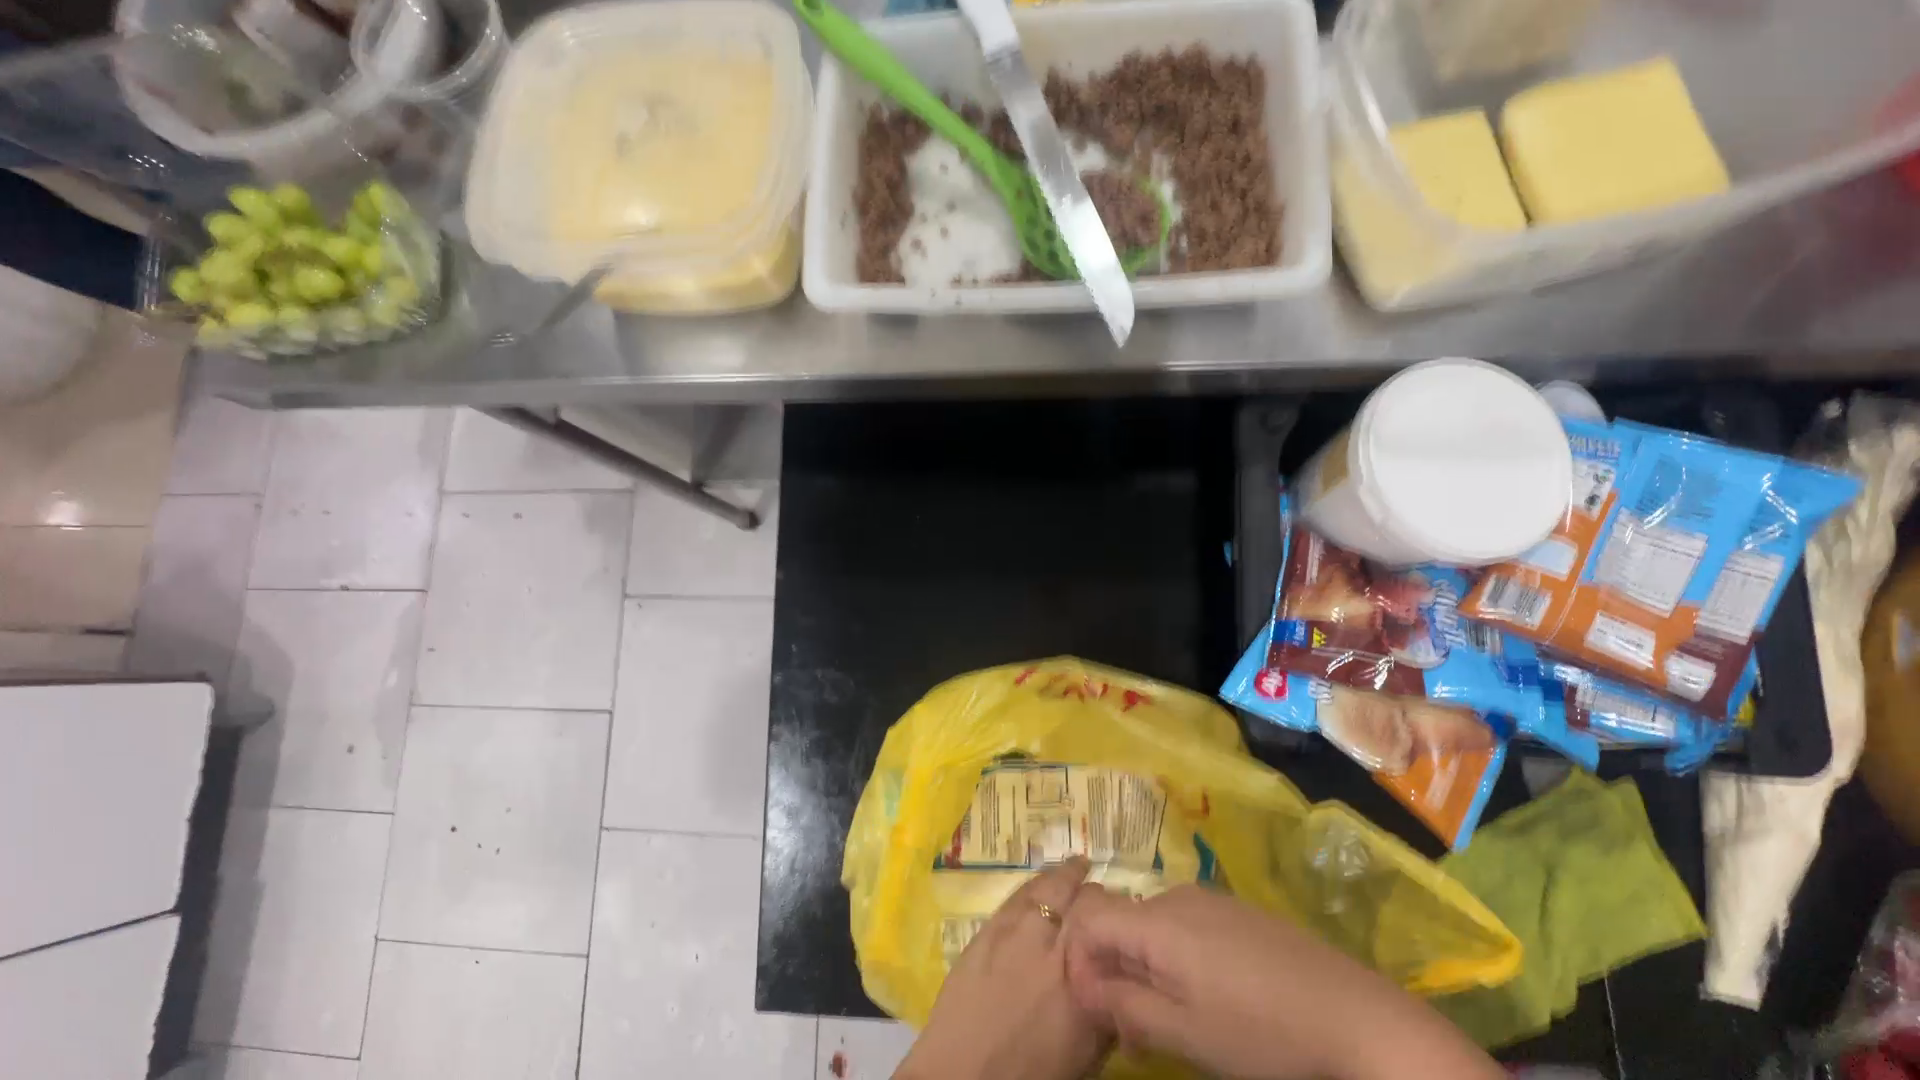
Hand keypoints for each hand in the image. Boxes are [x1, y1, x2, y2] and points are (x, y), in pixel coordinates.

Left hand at [896, 858, 1110, 1079]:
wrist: (963, 1074)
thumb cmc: (1031, 1072)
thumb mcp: (1088, 1049)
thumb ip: (1105, 1004)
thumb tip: (1116, 975)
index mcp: (1083, 978)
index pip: (1110, 926)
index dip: (1120, 918)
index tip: (1125, 919)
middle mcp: (1053, 946)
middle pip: (1082, 900)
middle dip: (1095, 894)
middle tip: (1101, 894)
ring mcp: (1016, 932)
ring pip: (1047, 888)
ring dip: (1065, 877)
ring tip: (1077, 868)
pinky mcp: (987, 930)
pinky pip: (1018, 896)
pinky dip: (1035, 886)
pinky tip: (1041, 884)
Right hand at [1062, 884, 1502, 1079]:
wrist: (1360, 1020)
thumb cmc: (1263, 1032)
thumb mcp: (1184, 1033)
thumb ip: (1122, 1005)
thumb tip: (1079, 984)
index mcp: (1158, 920)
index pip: (1088, 918)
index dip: (1077, 959)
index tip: (1093, 1007)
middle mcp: (1180, 896)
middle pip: (1120, 922)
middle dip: (1112, 971)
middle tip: (1132, 1031)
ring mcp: (1215, 901)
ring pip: (1154, 927)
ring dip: (1146, 970)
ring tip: (1170, 1022)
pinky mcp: (1242, 912)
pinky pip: (1188, 928)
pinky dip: (1178, 961)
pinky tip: (1208, 1000)